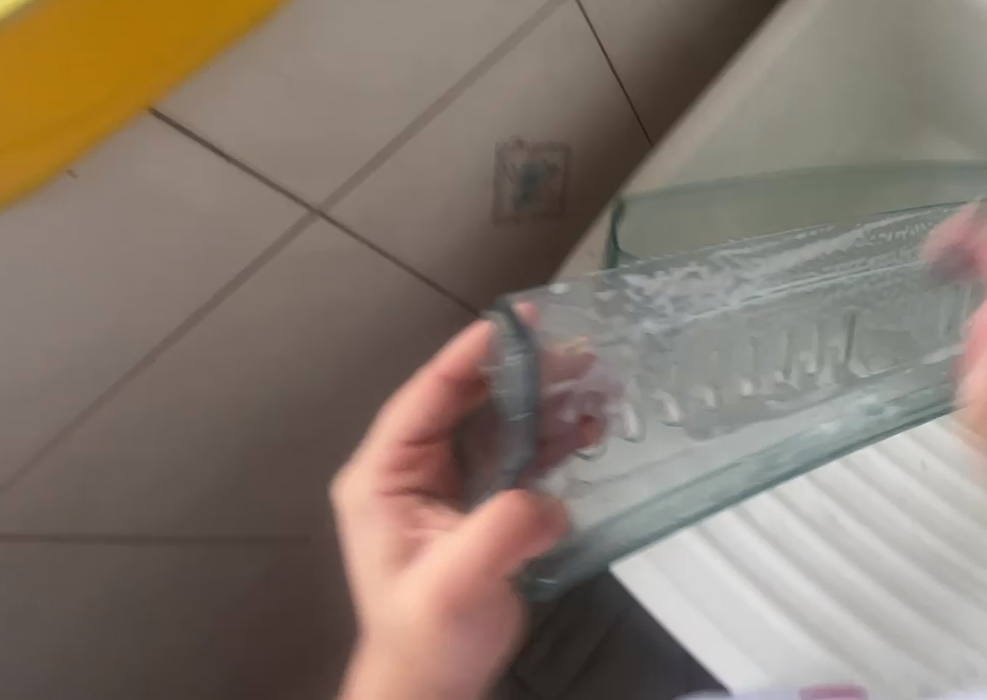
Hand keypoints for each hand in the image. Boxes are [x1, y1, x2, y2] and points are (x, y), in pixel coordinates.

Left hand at [331, 318, 569, 699]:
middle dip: (528, 372)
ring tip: (600, 383)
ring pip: (507, 416)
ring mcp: (457, 476)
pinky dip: (560, 431)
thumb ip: (499, 531)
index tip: (519, 323)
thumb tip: (550, 501)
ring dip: (552, 397)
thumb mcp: (454, 585)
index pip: (427, 397)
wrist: (439, 684)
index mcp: (387, 474)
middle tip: (582, 352)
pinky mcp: (490, 492)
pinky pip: (527, 445)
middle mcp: (418, 464)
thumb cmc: (428, 637)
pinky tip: (593, 425)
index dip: (471, 355)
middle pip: (474, 397)